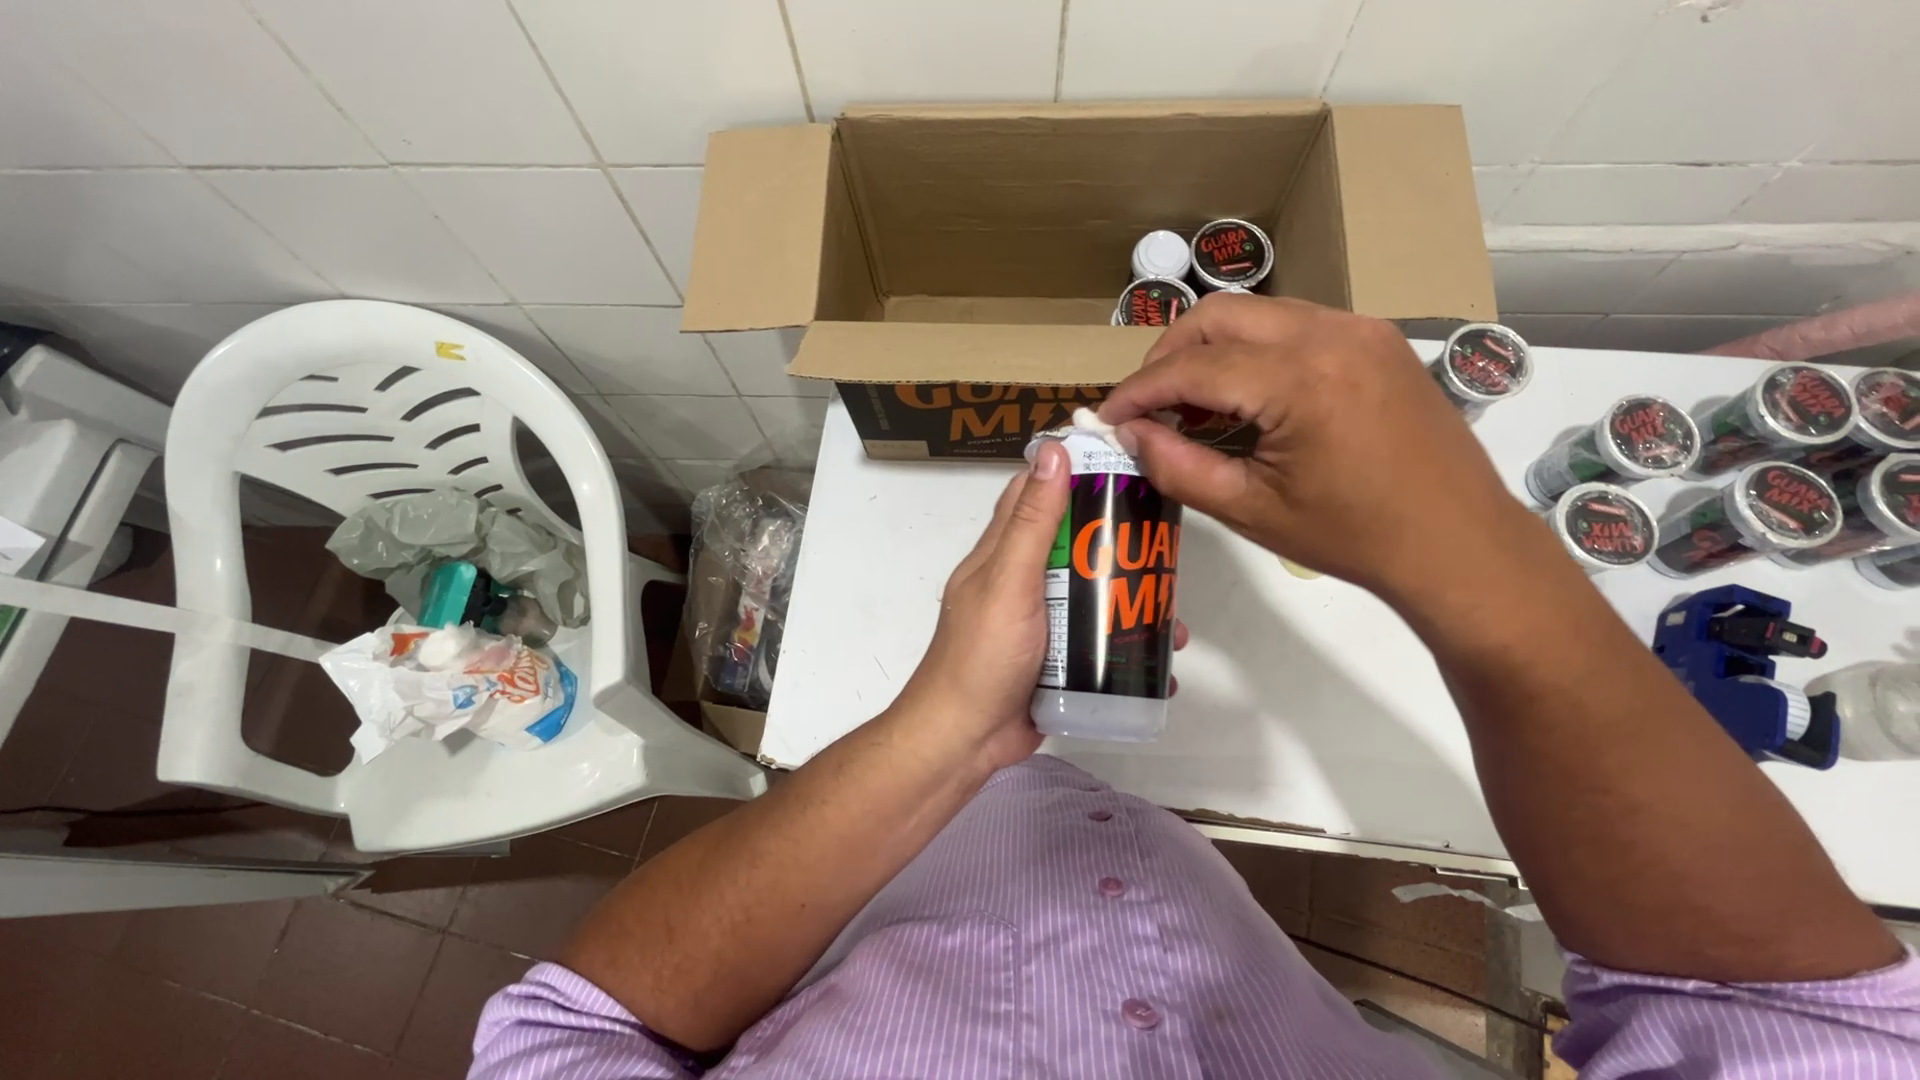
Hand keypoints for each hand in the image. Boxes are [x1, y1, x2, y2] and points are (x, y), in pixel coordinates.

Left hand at [890, 442, 1187, 772]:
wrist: (967, 739)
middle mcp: (1019, 583)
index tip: (1120, 464)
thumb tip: (1052, 450)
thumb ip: (1032, 523)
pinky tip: (1162, 662)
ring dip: (1130, 603)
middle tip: (1168, 545)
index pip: (1032, 496)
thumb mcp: (1009, 581)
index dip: (1069, 473)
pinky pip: (1096, 644)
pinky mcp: (1055, 661)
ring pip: (1091, 598)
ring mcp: (1039, 624)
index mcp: (999, 555)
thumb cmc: (983, 655)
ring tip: (1175, 618)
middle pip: (1073, 548)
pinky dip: (1126, 648)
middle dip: (1117, 545)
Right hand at [1099, 293, 1535, 605]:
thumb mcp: (1249, 510)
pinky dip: (1251, 350)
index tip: (1106, 418)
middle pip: (1217, 315)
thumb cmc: (1351, 536)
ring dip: (1209, 349)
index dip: (1138, 391)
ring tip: (1190, 404)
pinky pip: (1292, 325)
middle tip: (1145, 406)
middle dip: (1167, 356)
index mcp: (1299, 380)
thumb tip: (1129, 434)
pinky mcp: (1376, 338)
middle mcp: (1330, 334)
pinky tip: (1244, 396)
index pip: (1191, 367)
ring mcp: (1359, 328)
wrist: (1457, 541)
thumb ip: (1177, 466)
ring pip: (1255, 312)